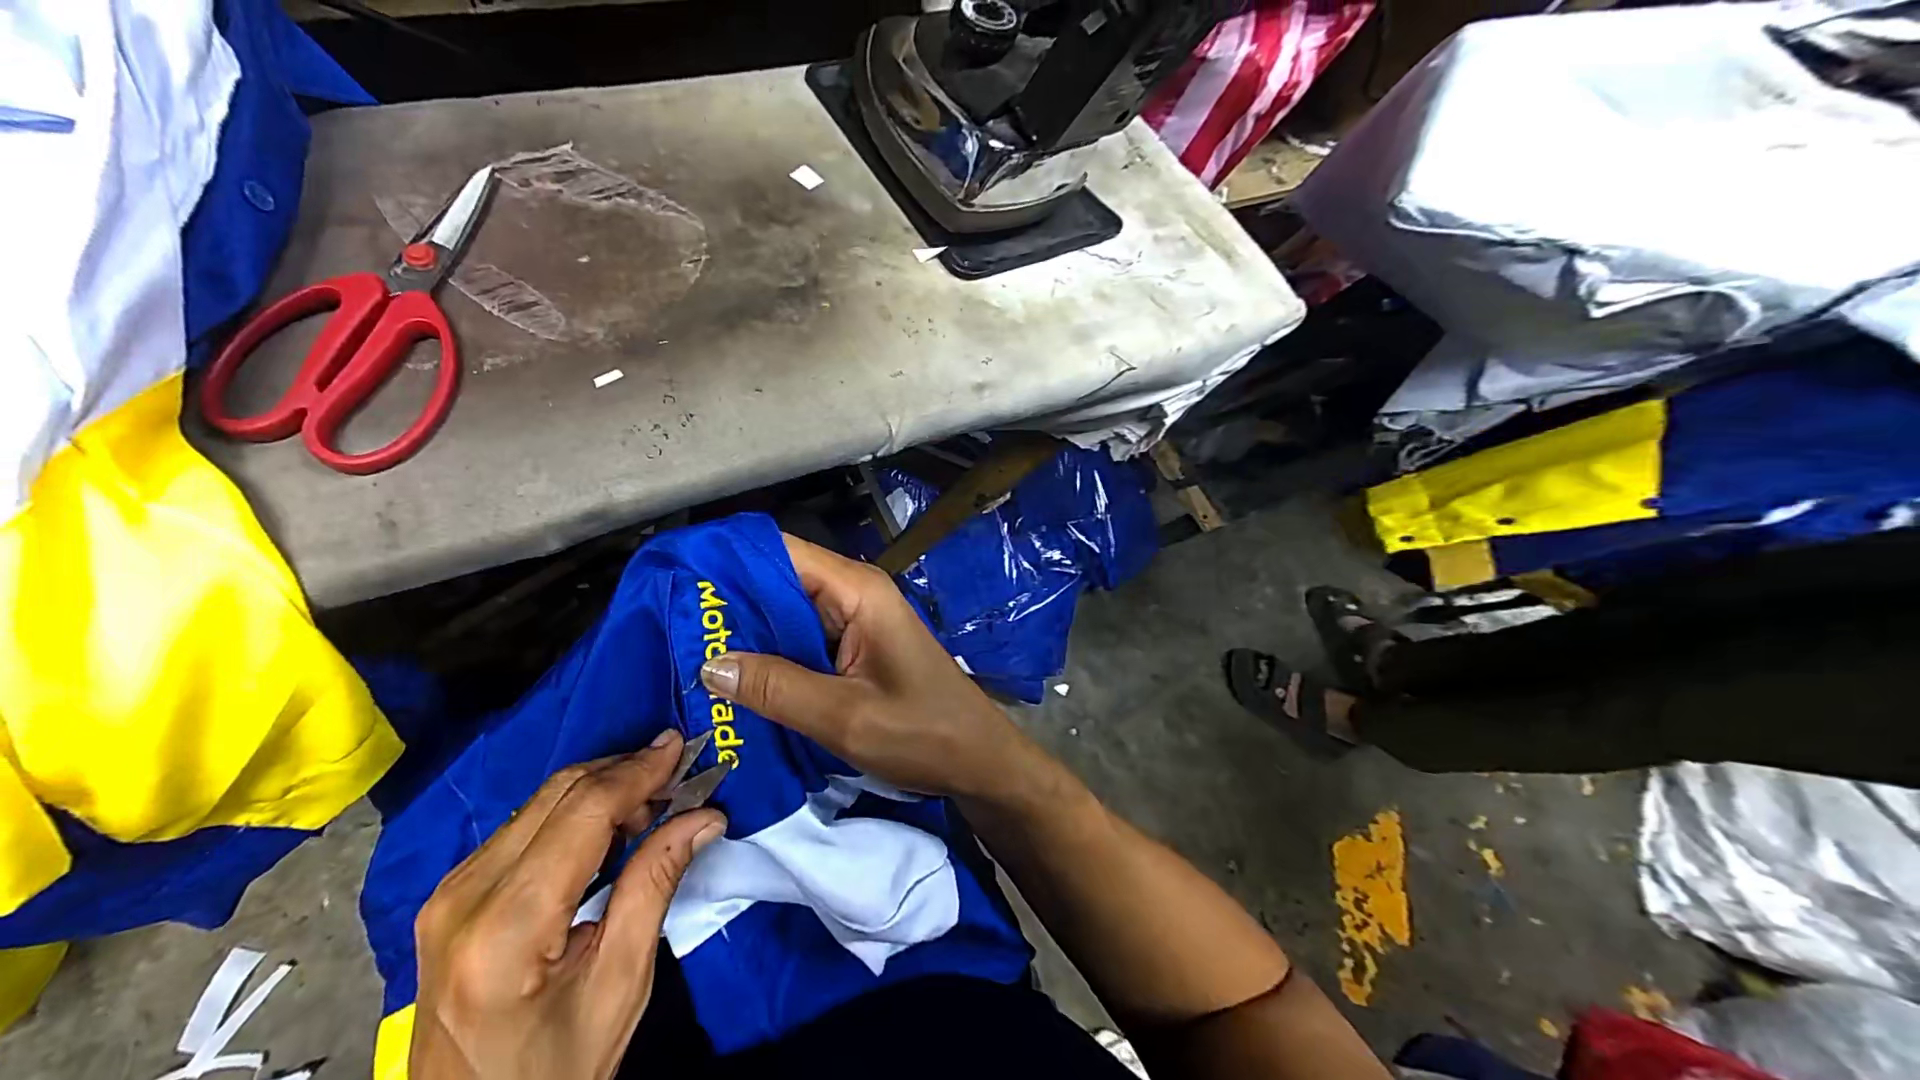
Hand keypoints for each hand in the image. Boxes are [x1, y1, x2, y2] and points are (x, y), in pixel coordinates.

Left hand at [409, 732, 725, 1079]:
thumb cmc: (556, 1068)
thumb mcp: (621, 983)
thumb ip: (655, 886)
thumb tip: (704, 816)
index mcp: (507, 927)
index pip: (582, 812)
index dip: (638, 772)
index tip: (683, 748)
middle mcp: (464, 896)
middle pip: (557, 795)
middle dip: (625, 772)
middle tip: (680, 774)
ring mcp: (449, 894)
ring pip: (539, 803)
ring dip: (602, 788)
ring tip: (654, 804)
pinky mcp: (451, 896)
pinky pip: (524, 826)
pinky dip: (575, 811)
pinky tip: (611, 827)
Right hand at [698, 533, 1055, 803]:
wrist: (978, 762)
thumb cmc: (924, 734)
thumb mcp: (846, 716)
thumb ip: (777, 687)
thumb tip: (708, 662)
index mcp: (857, 591)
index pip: (780, 552)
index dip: (727, 560)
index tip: (674, 580)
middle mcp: (853, 595)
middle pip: (777, 581)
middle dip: (726, 602)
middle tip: (667, 628)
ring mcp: (853, 623)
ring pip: (785, 614)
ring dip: (744, 634)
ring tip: (684, 654)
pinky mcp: (852, 650)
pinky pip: (800, 641)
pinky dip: (768, 657)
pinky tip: (730, 679)